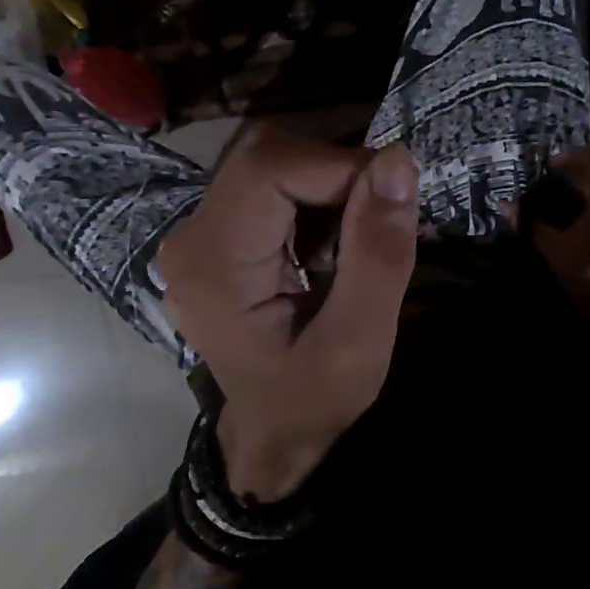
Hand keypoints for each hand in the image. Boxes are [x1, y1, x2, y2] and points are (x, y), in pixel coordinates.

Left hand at [158, 126, 419, 502]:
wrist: (274, 432)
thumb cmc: (312, 401)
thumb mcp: (358, 344)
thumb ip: (378, 255)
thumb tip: (397, 160)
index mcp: (212, 263)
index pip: (269, 168)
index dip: (339, 167)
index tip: (392, 201)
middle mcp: (192, 235)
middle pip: (265, 155)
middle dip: (335, 173)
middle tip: (377, 222)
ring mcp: (199, 231)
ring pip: (270, 161)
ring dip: (327, 185)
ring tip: (353, 242)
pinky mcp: (217, 231)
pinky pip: (270, 183)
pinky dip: (314, 197)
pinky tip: (329, 245)